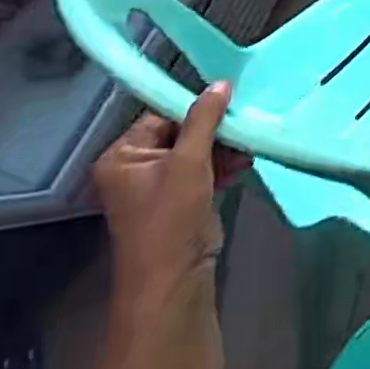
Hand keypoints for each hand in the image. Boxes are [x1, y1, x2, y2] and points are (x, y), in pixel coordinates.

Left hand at [94, 82, 250, 299]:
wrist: (174, 285)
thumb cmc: (171, 218)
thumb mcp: (189, 161)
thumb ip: (205, 118)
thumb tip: (221, 83)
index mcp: (122, 156)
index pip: (161, 116)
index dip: (194, 108)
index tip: (228, 99)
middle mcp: (135, 168)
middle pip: (180, 132)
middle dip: (213, 131)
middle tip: (241, 124)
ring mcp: (157, 187)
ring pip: (195, 152)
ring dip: (222, 148)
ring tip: (247, 147)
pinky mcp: (179, 203)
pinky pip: (201, 172)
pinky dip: (221, 166)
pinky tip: (244, 162)